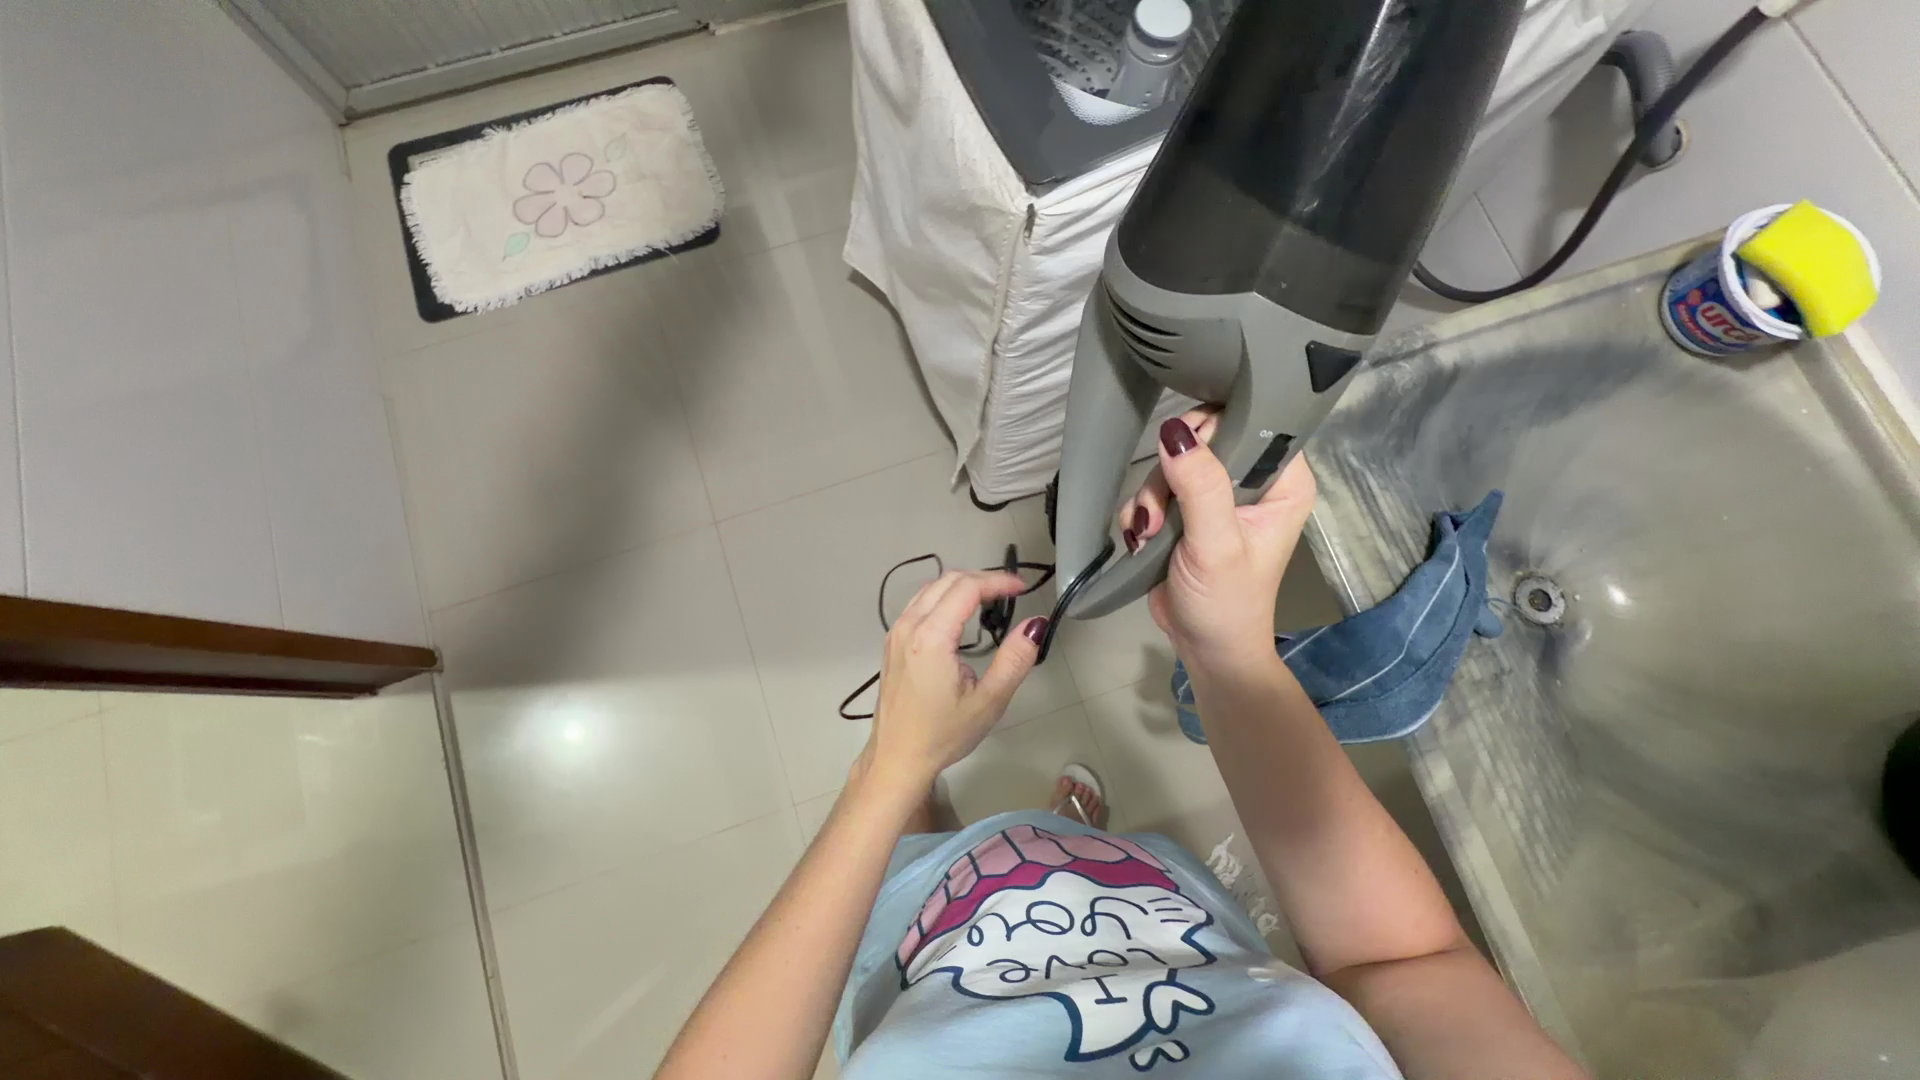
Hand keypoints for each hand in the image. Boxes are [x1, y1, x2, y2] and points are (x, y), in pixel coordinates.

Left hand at [860, 570, 1044, 787]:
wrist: (897, 758)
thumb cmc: (943, 734)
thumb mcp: (988, 701)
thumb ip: (1015, 660)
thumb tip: (1035, 625)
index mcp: (932, 637)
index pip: (967, 588)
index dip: (998, 581)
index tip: (1023, 589)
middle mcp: (909, 626)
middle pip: (947, 581)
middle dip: (982, 579)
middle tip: (1011, 593)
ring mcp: (896, 632)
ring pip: (930, 588)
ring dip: (961, 586)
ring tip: (990, 600)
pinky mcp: (892, 642)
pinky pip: (919, 603)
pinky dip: (943, 597)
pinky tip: (961, 615)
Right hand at [1119, 409, 1316, 674]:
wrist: (1206, 648)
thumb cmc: (1226, 602)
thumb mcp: (1215, 544)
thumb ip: (1200, 486)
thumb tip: (1173, 431)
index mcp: (1283, 482)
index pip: (1254, 422)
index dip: (1215, 430)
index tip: (1186, 456)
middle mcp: (1254, 483)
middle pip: (1204, 440)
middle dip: (1172, 470)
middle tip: (1162, 506)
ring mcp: (1218, 498)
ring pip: (1173, 465)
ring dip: (1151, 496)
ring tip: (1150, 533)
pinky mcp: (1187, 513)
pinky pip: (1156, 489)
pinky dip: (1141, 511)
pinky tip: (1142, 538)